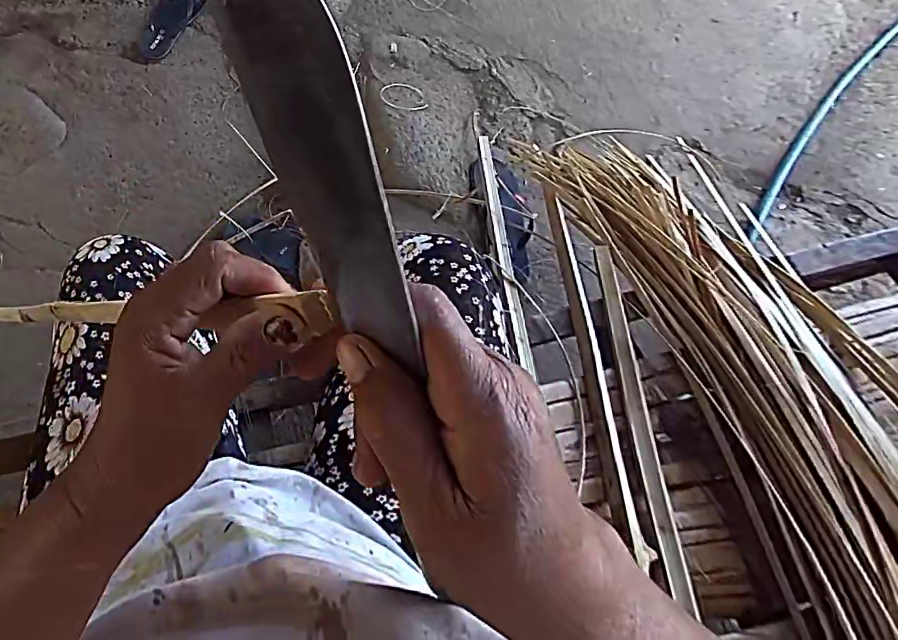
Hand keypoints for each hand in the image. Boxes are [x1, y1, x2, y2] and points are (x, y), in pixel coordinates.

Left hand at [63, 241, 302, 523]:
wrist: (117, 486)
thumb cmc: (154, 447)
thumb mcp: (207, 397)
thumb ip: (247, 350)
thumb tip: (292, 322)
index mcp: (154, 312)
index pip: (213, 265)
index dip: (257, 276)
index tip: (292, 305)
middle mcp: (154, 303)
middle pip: (215, 268)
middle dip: (258, 286)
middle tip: (291, 318)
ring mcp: (159, 316)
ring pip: (214, 285)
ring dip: (250, 300)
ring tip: (281, 328)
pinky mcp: (167, 332)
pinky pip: (208, 306)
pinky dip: (236, 315)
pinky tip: (256, 336)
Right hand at [337, 284, 707, 639]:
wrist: (566, 592)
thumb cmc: (510, 566)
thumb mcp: (430, 506)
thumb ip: (390, 421)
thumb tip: (356, 352)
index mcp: (485, 395)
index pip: (424, 306)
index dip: (370, 310)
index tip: (331, 345)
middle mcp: (498, 375)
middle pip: (412, 335)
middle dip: (372, 377)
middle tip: (358, 441)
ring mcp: (500, 384)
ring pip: (419, 360)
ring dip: (388, 403)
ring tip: (385, 466)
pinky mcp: (495, 398)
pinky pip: (437, 381)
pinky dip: (410, 412)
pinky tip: (407, 460)